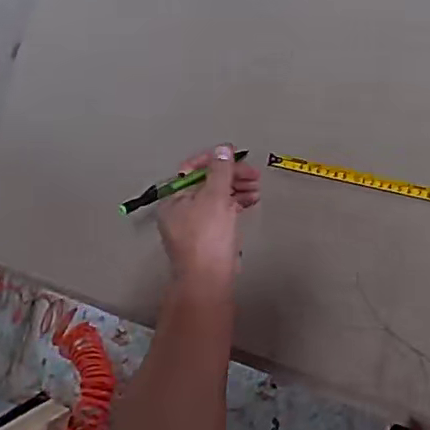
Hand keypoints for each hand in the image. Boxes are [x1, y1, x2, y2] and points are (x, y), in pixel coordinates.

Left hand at [157, 145, 260, 289]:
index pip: (192, 168)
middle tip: (251, 174)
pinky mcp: (207, 236)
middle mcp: (180, 209)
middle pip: (207, 182)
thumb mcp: (216, 197)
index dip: (215, 160)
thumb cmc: (207, 239)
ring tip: (255, 187)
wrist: (209, 280)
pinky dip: (235, 203)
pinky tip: (250, 201)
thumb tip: (223, 150)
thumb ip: (221, 171)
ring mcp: (193, 224)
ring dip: (236, 188)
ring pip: (216, 197)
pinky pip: (221, 211)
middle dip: (230, 176)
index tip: (234, 156)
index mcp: (174, 197)